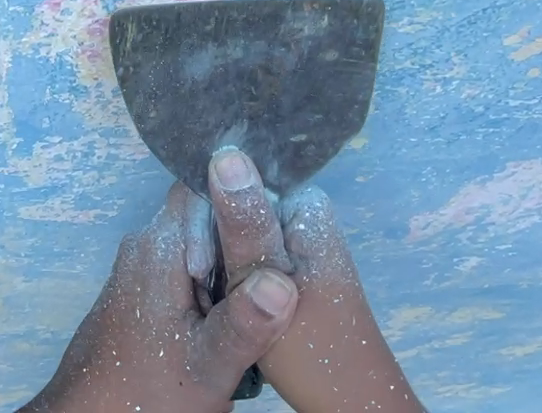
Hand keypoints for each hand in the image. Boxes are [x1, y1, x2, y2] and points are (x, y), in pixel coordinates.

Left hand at [21, 176, 299, 412]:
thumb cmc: (149, 388)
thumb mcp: (209, 363)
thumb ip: (246, 320)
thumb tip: (283, 279)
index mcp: (160, 245)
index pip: (200, 189)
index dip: (237, 205)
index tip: (264, 241)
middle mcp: (144, 243)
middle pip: (198, 215)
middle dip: (233, 241)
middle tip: (261, 281)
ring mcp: (137, 264)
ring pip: (191, 242)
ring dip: (220, 268)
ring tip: (244, 307)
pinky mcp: (138, 286)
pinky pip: (179, 264)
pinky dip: (204, 283)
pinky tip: (218, 320)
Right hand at [210, 154, 423, 412]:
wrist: (347, 405)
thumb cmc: (311, 350)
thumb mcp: (266, 283)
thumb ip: (245, 222)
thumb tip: (224, 153)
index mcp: (303, 204)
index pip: (233, 181)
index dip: (204, 217)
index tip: (195, 265)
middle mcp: (300, 211)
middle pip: (229, 203)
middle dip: (206, 240)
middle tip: (197, 283)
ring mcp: (291, 236)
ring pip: (230, 227)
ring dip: (211, 255)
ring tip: (202, 290)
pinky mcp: (283, 260)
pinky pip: (239, 246)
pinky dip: (222, 266)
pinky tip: (213, 288)